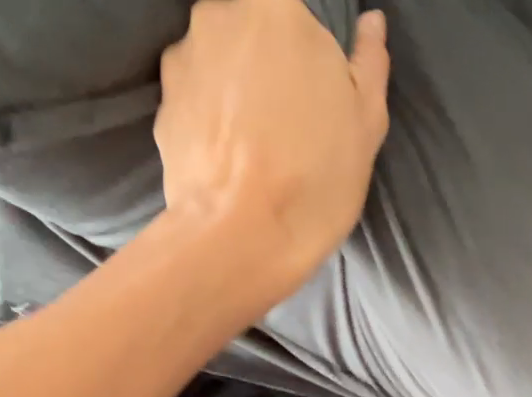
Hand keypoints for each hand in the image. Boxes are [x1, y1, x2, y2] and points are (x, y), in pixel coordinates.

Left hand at [154, 0, 390, 298]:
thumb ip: (369, 62)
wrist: (240, 237)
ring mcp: (182, 59)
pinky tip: (231, 158)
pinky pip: (195, 98)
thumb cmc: (315, 177)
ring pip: (218, 60)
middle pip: (250, 26)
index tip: (315, 80)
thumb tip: (371, 24)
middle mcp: (219, 16)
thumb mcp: (366, 123)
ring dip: (235, 87)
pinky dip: (211, 118)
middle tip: (291, 116)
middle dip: (268, 61)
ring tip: (257, 143)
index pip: (291, 8)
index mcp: (276, 9)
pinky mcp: (160, 104)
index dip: (304, 47)